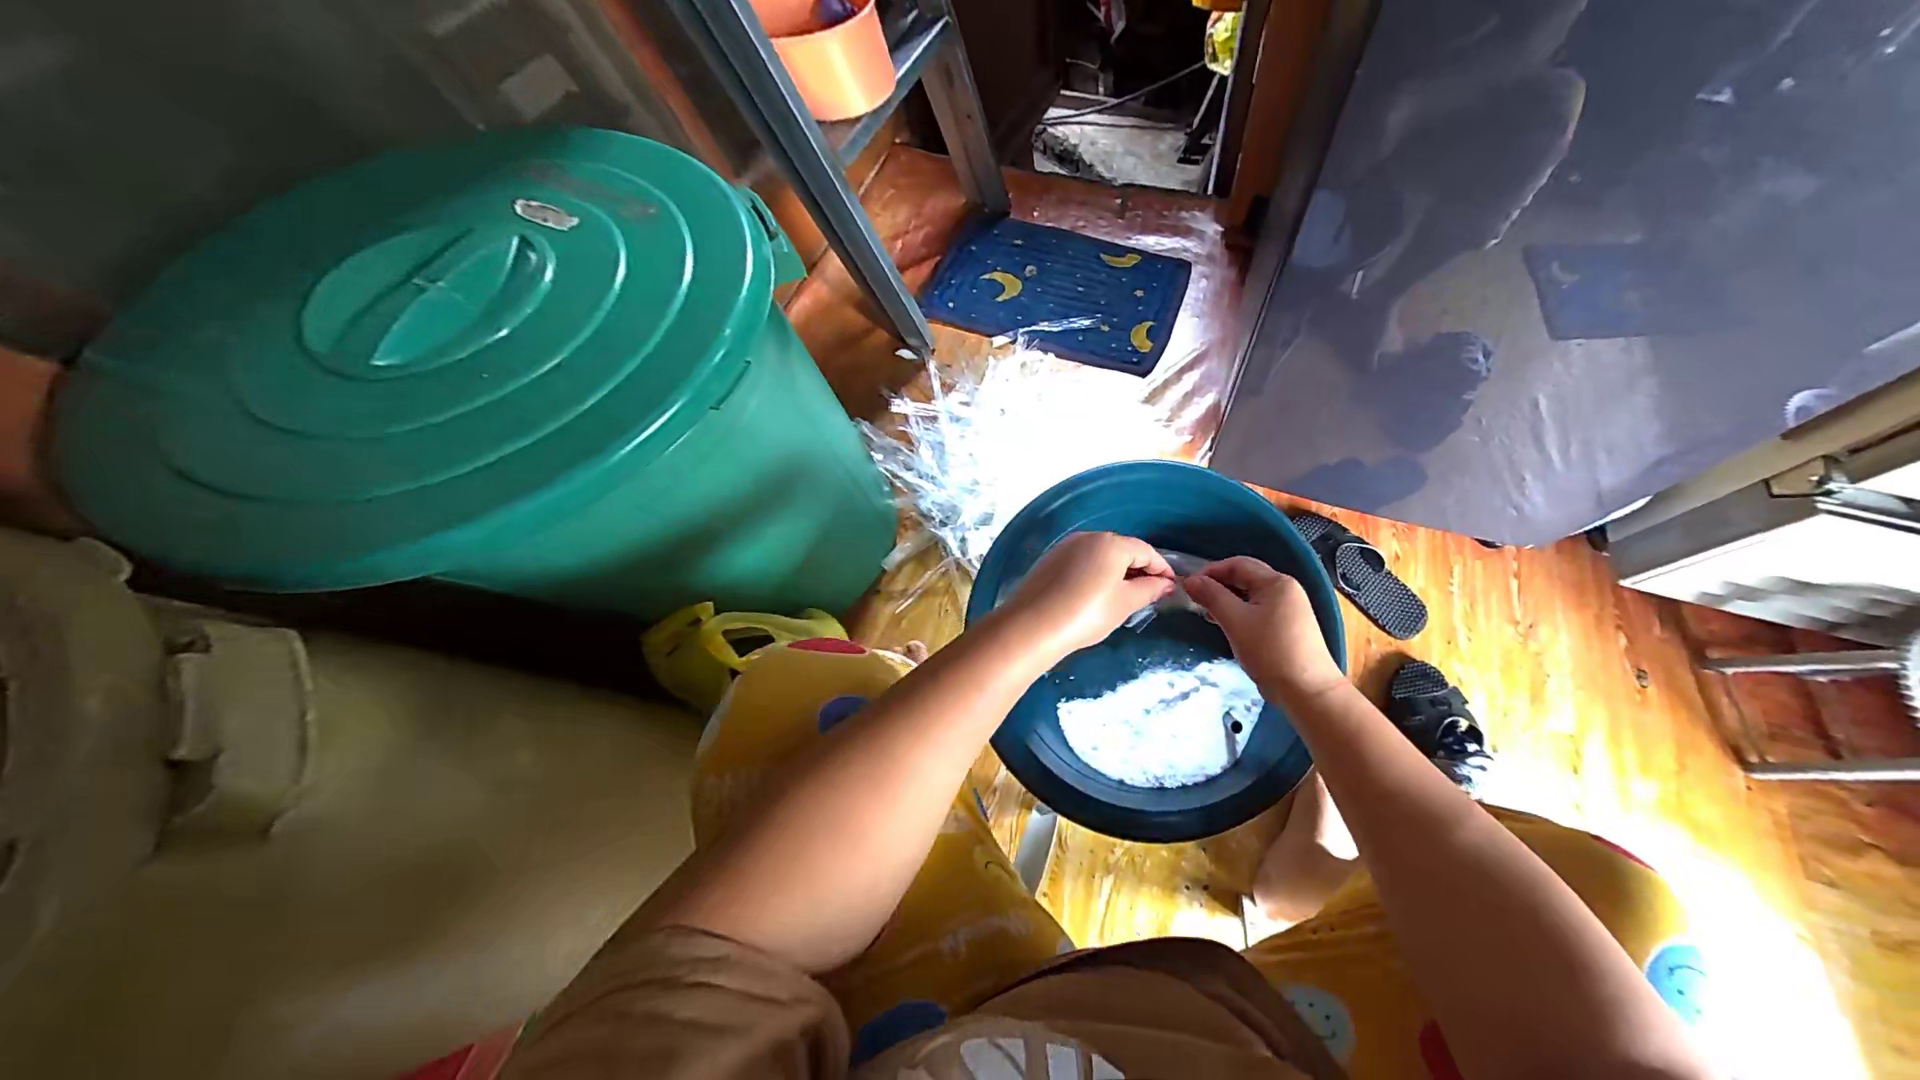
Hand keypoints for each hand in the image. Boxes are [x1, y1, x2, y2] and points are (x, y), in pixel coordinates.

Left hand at [995, 532, 1174, 659]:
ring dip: (1116, 571)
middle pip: (1121, 549)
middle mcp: (1087, 537)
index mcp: (1110, 543)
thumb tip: (1165, 584)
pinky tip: (1096, 594)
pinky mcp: (1049, 560)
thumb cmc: (1086, 613)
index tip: (1171, 586)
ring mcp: (1065, 547)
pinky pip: (1081, 562)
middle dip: (1138, 568)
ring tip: (1125, 596)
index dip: (1161, 568)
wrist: (1032, 626)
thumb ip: (1149, 590)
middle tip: (1150, 592)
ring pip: (1100, 555)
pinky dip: (1095, 574)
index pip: (1145, 550)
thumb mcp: (1124, 603)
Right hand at [1184, 556, 1345, 699]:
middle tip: (1195, 600)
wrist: (1307, 690)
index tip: (1188, 587)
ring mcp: (1289, 608)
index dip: (1210, 571)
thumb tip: (1189, 580)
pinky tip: (1227, 625)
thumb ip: (1211, 596)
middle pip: (1245, 577)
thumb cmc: (1270, 651)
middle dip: (1217, 585)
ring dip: (1226, 600)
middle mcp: (1286, 589)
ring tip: (1207, 614)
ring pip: (1250, 594)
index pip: (1237, 564)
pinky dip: (1239, 612)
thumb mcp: (1235, 621)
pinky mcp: (1287, 626)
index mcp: (1276, 582)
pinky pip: (1257, 609)